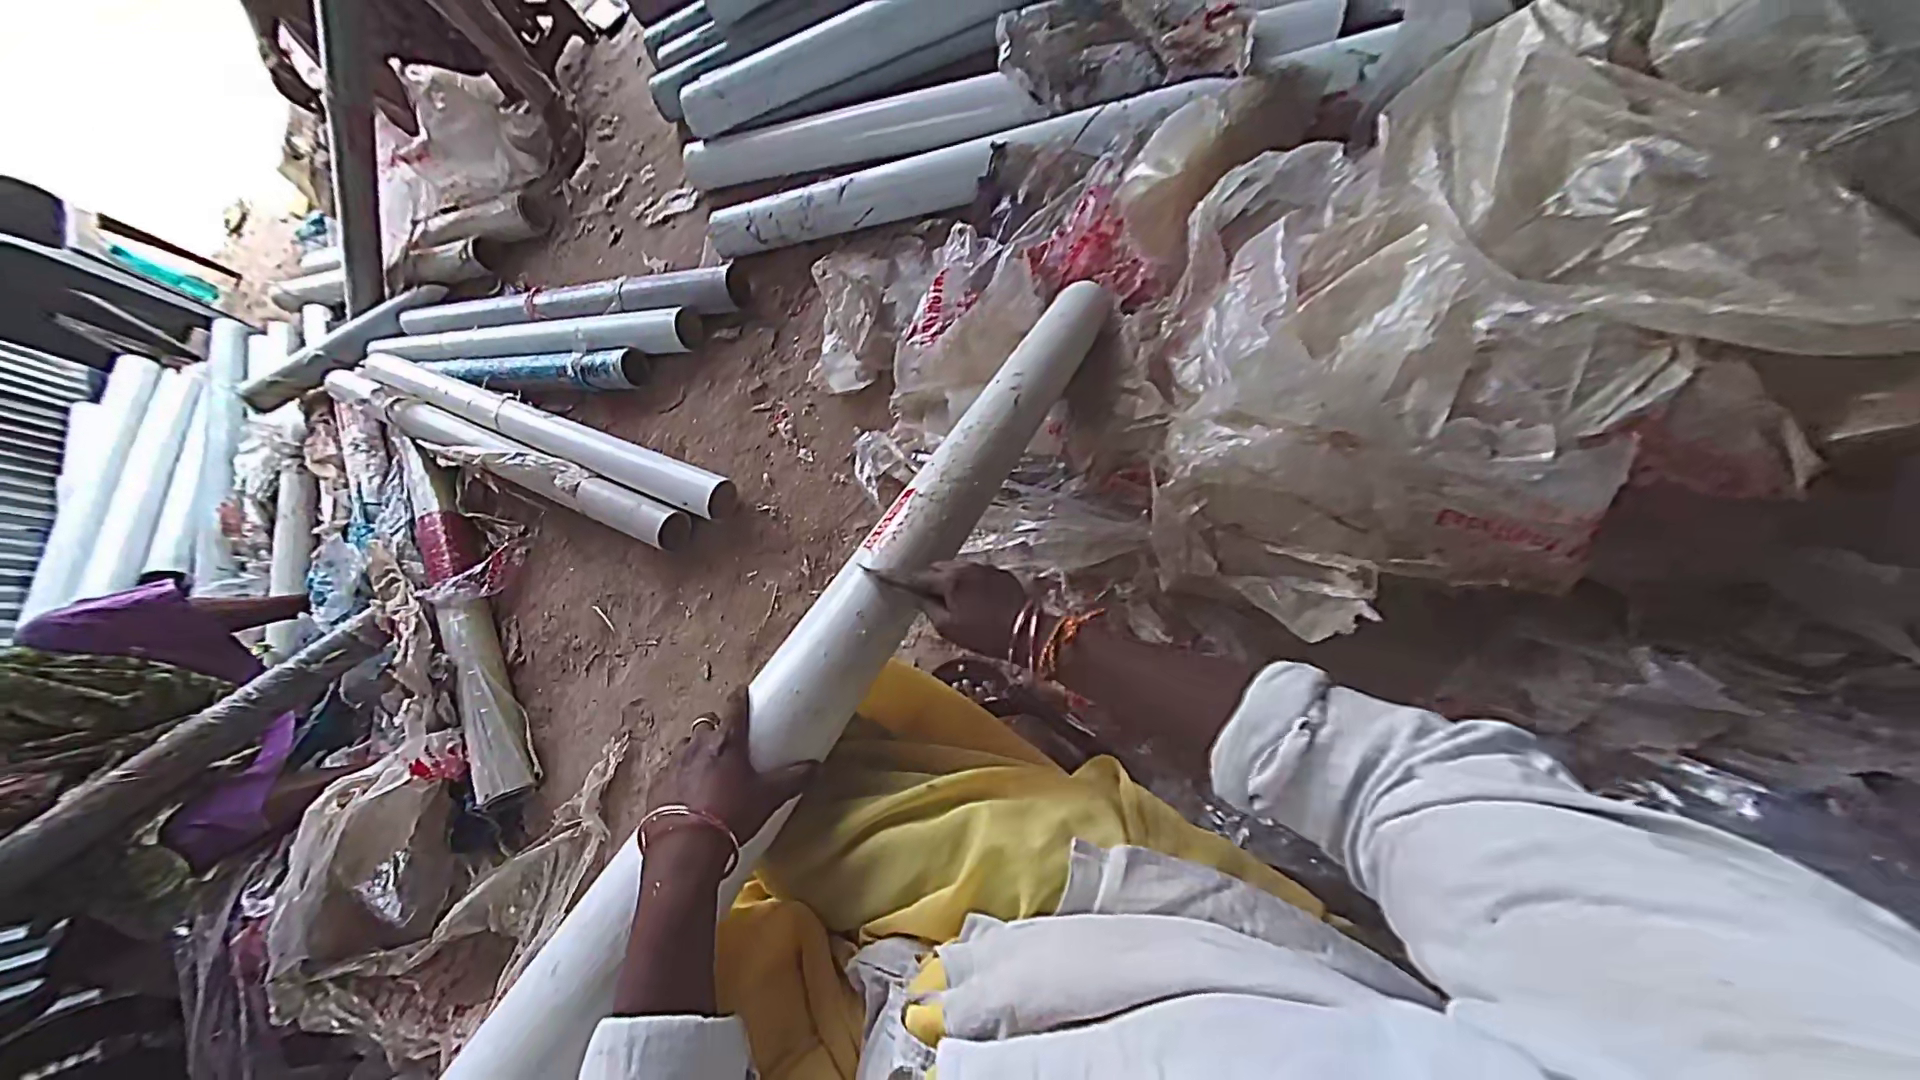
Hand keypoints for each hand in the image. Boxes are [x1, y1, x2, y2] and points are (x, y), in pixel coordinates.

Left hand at [646, 688, 818, 847]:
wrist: (684, 849)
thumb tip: (817, 767)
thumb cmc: (730, 815)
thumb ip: (794, 779)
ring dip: (697, 752)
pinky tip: (687, 792)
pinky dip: (679, 776)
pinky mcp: (656, 785)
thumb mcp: (769, 797)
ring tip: (708, 770)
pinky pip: (669, 771)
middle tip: (730, 745)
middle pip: (708, 726)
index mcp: (727, 741)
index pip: (734, 707)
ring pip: (686, 746)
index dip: (740, 698)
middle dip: (718, 730)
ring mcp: (673, 764)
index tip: (743, 693)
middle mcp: (698, 745)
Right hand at [870, 561, 1028, 658]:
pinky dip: (964, 581)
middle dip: (924, 578)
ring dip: (946, 579)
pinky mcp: (998, 572)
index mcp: (949, 579)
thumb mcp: (948, 628)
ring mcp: (983, 567)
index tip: (876, 572)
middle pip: (935, 568)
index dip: (894, 577)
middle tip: (918, 595)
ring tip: (946, 599)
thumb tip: (916, 596)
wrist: (1028, 632)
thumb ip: (928, 608)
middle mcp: (965, 566)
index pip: (914, 576)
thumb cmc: (985, 635)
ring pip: (954, 568)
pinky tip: (969, 598)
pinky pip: (972, 572)